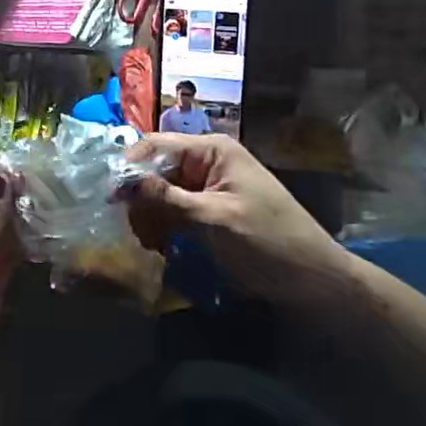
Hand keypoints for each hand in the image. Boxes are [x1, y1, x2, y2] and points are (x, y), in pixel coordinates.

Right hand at [125, 133, 350, 306]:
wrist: (315, 280)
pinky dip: (164, 227)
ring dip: (151, 217)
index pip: (156, 145)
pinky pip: (175, 211)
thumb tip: (124, 182)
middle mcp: (207, 162)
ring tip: (151, 245)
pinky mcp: (210, 211)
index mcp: (212, 151)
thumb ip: (167, 199)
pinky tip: (162, 248)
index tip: (110, 197)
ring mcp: (209, 187)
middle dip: (141, 198)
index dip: (130, 167)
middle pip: (156, 170)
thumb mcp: (214, 219)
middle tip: (134, 231)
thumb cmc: (268, 242)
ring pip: (162, 193)